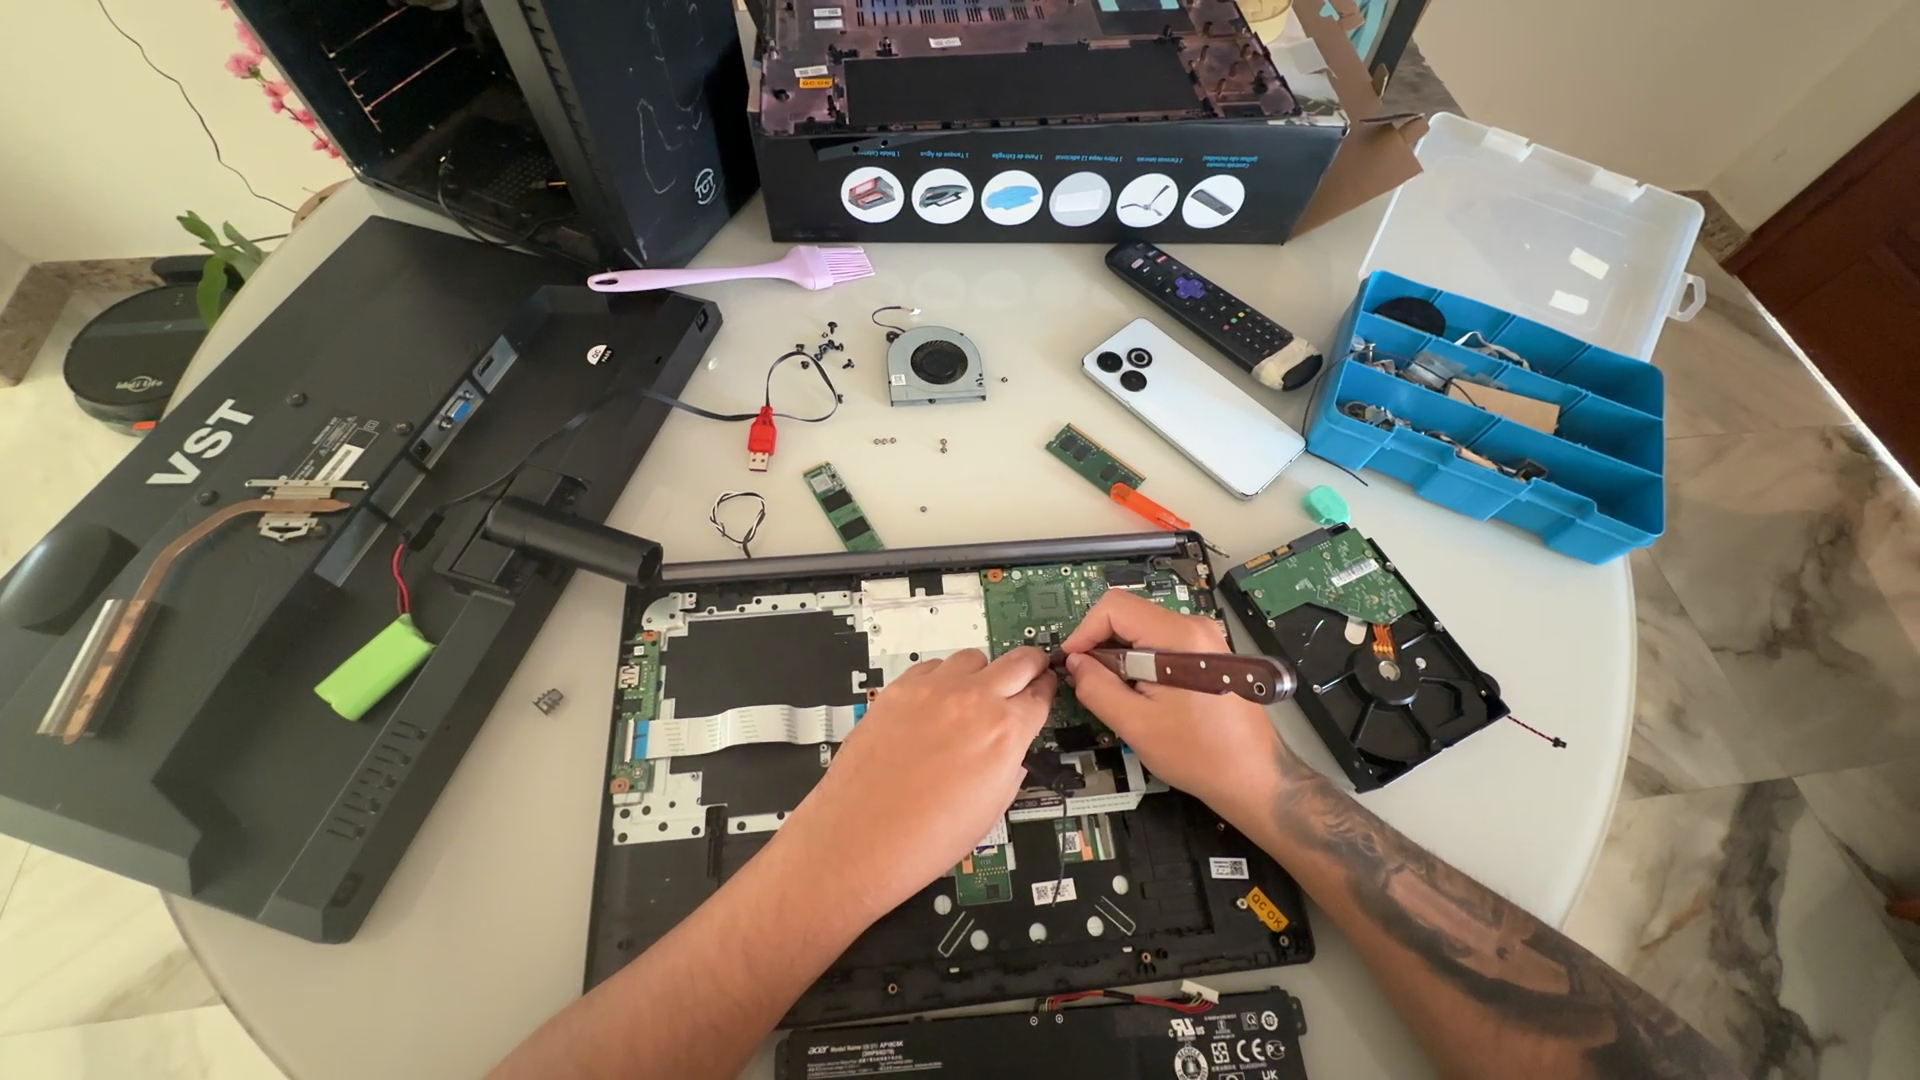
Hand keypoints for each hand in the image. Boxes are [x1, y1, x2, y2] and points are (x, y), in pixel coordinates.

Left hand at [770, 647, 1055, 921]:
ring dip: (983, 672)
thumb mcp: (993, 808)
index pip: (1042, 694)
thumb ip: (1010, 763)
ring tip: (974, 697)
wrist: (859, 838)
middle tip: (1029, 677)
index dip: (1048, 693)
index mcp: (1005, 733)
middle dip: (1031, 667)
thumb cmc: (926, 838)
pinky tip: (935, 704)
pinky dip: (942, 679)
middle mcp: (974, 700)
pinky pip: (933, 667)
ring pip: (974, 657)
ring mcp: (934, 689)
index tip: (1046, 692)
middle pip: (1020, 660)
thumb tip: (1012, 745)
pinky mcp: (899, 688)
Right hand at [1061, 591, 1293, 823]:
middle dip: (1101, 646)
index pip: (1114, 607)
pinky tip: (1142, 695)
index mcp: (1179, 637)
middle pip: (1128, 615)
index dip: (1085, 632)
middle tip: (1093, 684)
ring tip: (1120, 695)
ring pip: (1141, 631)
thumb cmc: (1200, 754)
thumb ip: (1097, 688)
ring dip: (1120, 658)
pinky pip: (1158, 644)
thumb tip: (1075, 663)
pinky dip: (1139, 663)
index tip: (1073, 663)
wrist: (1255, 776)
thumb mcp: (1136, 725)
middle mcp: (1193, 627)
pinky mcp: (1206, 654)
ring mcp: (1203, 639)